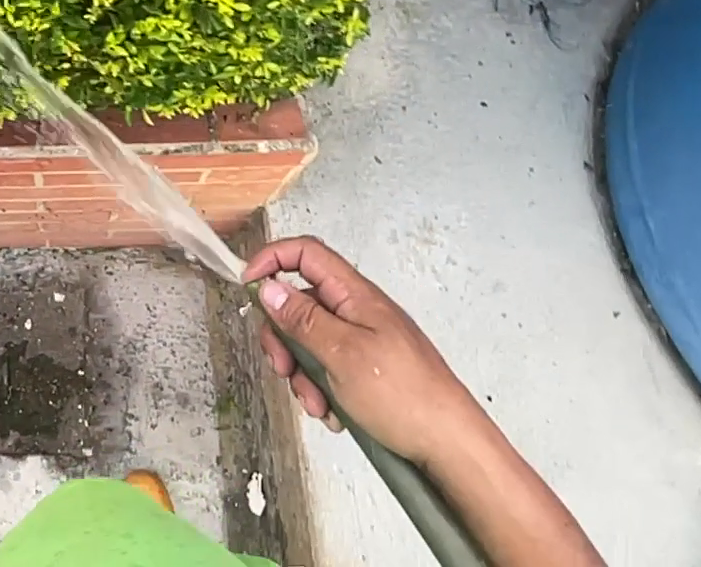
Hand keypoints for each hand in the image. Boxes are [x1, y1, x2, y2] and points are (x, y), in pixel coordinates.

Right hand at [244, 236, 488, 465]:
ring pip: (308, 339)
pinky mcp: (365, 367)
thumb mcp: (341, 354)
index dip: (271, 259)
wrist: (453, 448)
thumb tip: (267, 287)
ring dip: (301, 370)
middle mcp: (356, 309)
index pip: (305, 252)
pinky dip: (320, 387)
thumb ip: (301, 319)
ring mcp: (361, 339)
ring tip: (317, 404)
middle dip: (282, 335)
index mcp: (353, 294)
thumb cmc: (403, 395)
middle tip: (282, 368)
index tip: (247, 287)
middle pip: (298, 301)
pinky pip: (326, 365)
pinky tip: (332, 412)